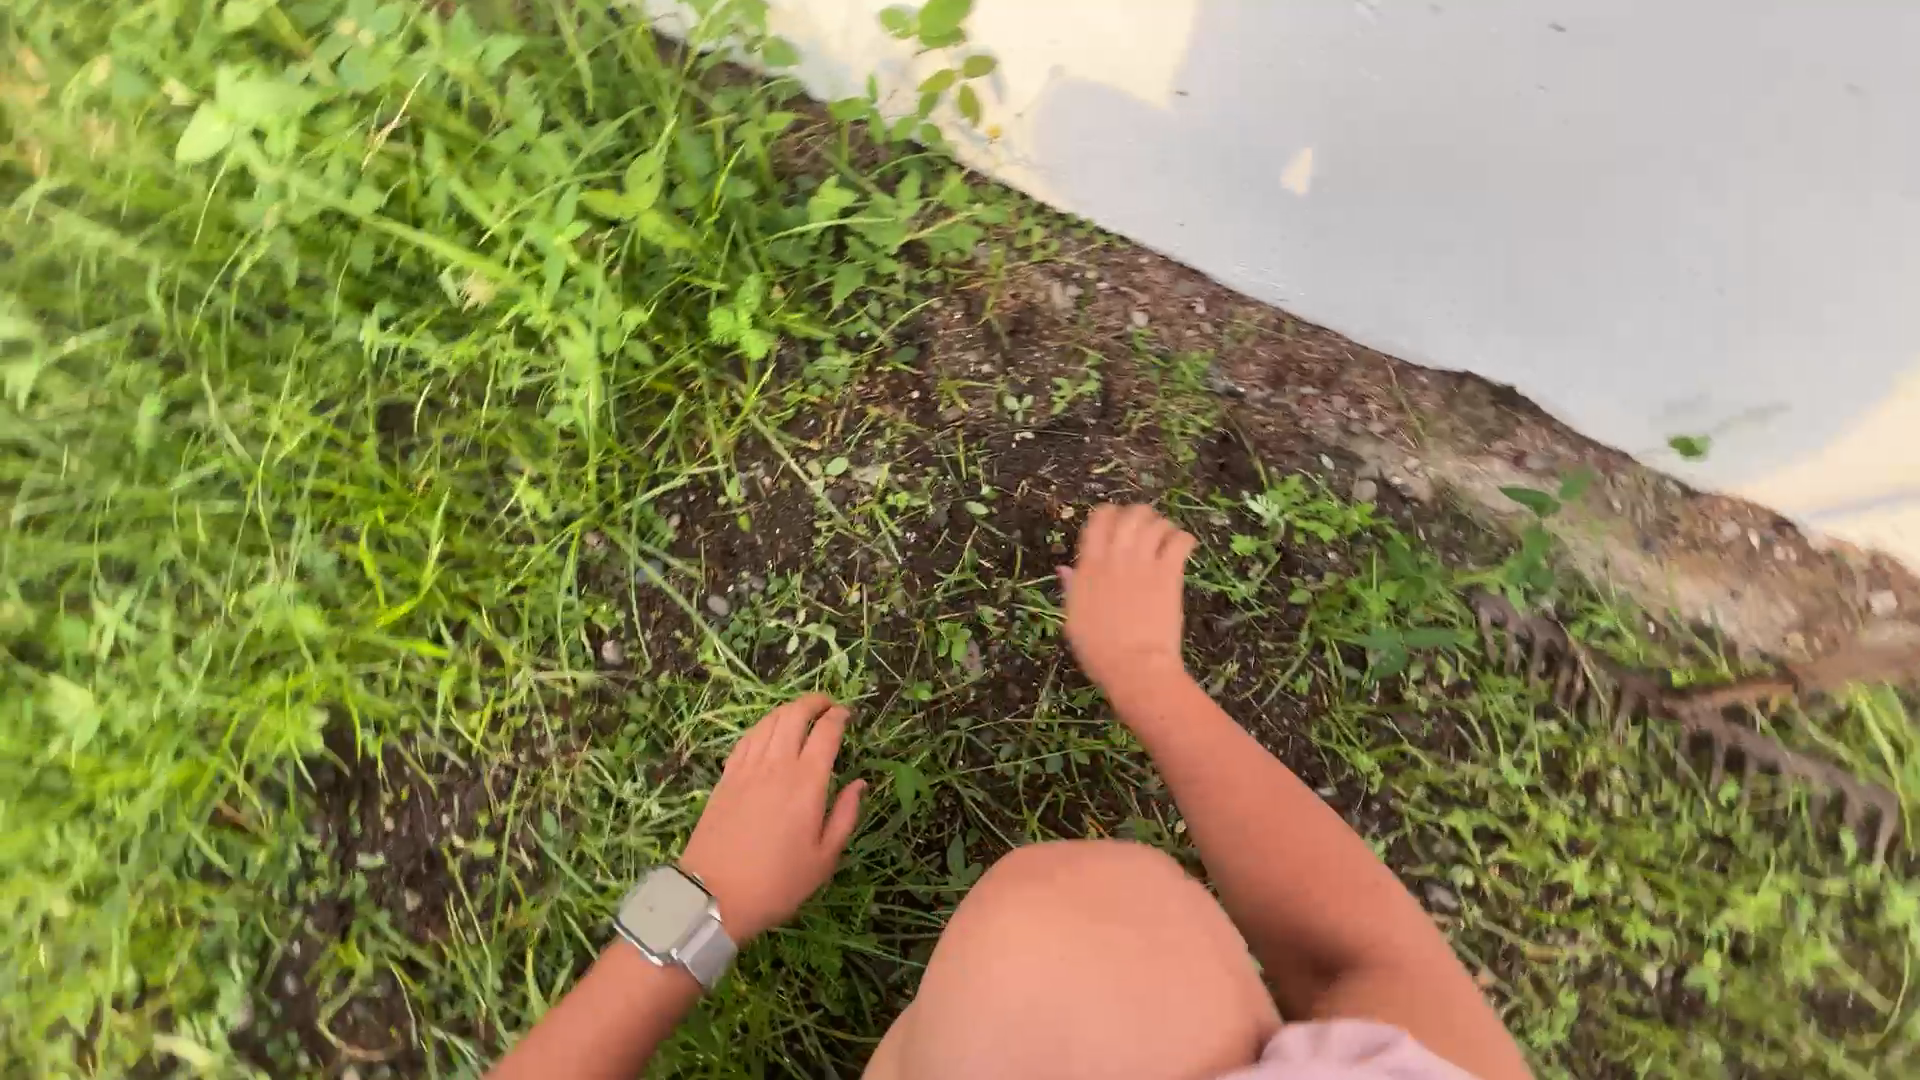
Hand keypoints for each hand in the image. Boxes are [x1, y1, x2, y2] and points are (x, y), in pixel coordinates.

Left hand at [678, 695, 866, 941]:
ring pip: (769, 721)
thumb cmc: (777, 883)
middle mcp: (777, 765)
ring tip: (801, 712)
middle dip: (814, 702)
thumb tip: (859, 783)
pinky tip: (769, 731)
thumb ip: (845, 815)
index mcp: (807, 782)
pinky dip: (763, 726)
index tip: (847, 715)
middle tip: (827, 705)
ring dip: (788, 709)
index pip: (826, 732)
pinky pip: (747, 738)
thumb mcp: (824, 859)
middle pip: (795, 715)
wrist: (713, 898)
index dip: (839, 717)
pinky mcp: (726, 777)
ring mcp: (747, 769)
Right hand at [1060, 504, 1196, 696]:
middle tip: (1145, 526)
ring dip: (1162, 525)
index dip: (1109, 515)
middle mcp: (1116, 557)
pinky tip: (1183, 547)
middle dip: (1139, 515)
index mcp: (1089, 566)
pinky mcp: (1169, 574)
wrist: (1133, 666)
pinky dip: (1183, 539)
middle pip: (1129, 515)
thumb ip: (1073, 588)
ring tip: (1165, 536)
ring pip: (1156, 523)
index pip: (1098, 521)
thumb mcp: (1074, 618)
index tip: (1115, 522)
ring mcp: (1143, 563)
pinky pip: (1180, 541)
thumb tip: (1065, 569)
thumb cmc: (1098, 649)